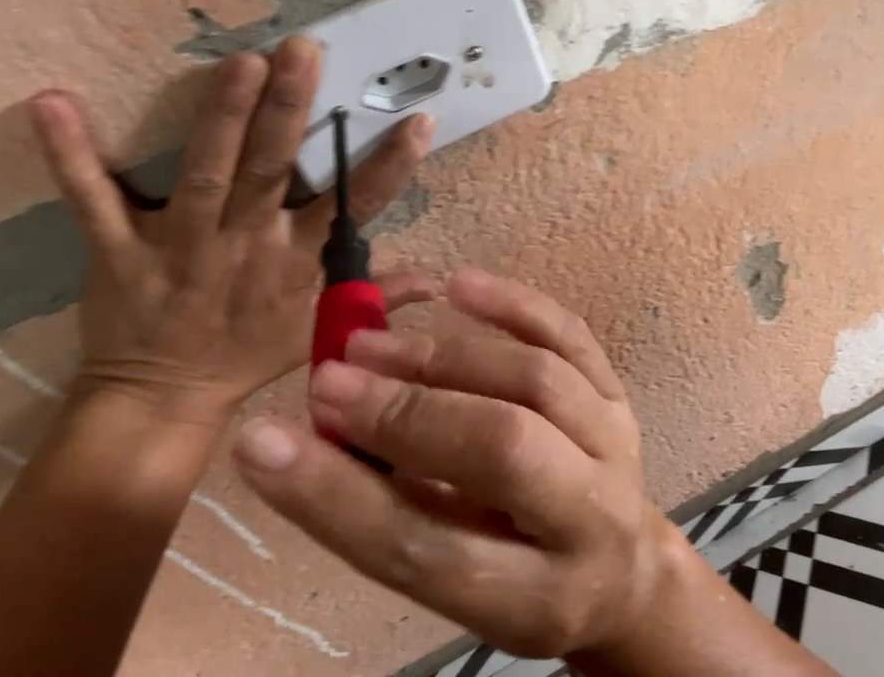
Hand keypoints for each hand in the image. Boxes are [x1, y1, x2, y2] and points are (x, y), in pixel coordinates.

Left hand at [28, 36, 437, 426]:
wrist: (163, 401)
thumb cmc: (247, 356)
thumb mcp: (320, 329)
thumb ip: (375, 297)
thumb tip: (437, 280)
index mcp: (294, 259)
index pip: (352, 206)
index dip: (388, 166)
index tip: (418, 120)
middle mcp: (244, 242)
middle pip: (272, 170)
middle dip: (290, 109)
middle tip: (303, 49)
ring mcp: (179, 244)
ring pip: (205, 172)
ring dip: (223, 117)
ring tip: (241, 62)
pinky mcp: (118, 251)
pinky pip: (93, 200)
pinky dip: (71, 154)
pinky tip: (53, 100)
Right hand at [230, 269, 680, 659]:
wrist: (618, 567)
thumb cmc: (513, 574)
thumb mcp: (452, 572)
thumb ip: (385, 510)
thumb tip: (294, 436)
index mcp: (532, 598)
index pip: (427, 546)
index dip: (337, 496)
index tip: (262, 441)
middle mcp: (589, 519)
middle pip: (502, 450)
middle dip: (405, 411)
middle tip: (327, 380)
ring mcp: (614, 445)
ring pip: (537, 382)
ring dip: (445, 355)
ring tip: (369, 344)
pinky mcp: (621, 397)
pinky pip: (573, 338)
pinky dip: (515, 306)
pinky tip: (458, 284)